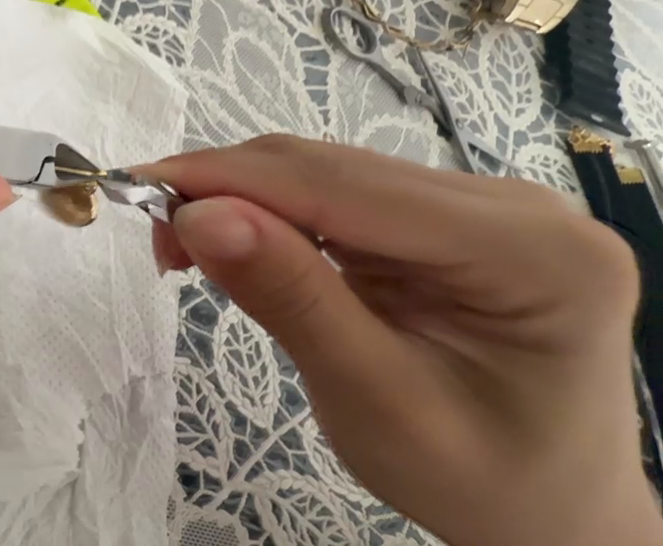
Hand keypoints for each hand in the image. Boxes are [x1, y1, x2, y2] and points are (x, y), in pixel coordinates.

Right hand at [148, 137, 660, 545]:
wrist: (544, 508)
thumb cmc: (474, 478)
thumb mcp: (377, 403)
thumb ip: (292, 301)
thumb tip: (196, 213)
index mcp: (530, 251)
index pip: (343, 188)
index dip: (229, 178)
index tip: (134, 188)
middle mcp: (512, 206)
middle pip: (326, 169)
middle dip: (223, 189)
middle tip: (154, 238)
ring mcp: (478, 204)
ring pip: (317, 171)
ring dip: (235, 197)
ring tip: (183, 248)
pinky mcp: (440, 213)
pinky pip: (328, 191)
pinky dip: (263, 209)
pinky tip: (233, 240)